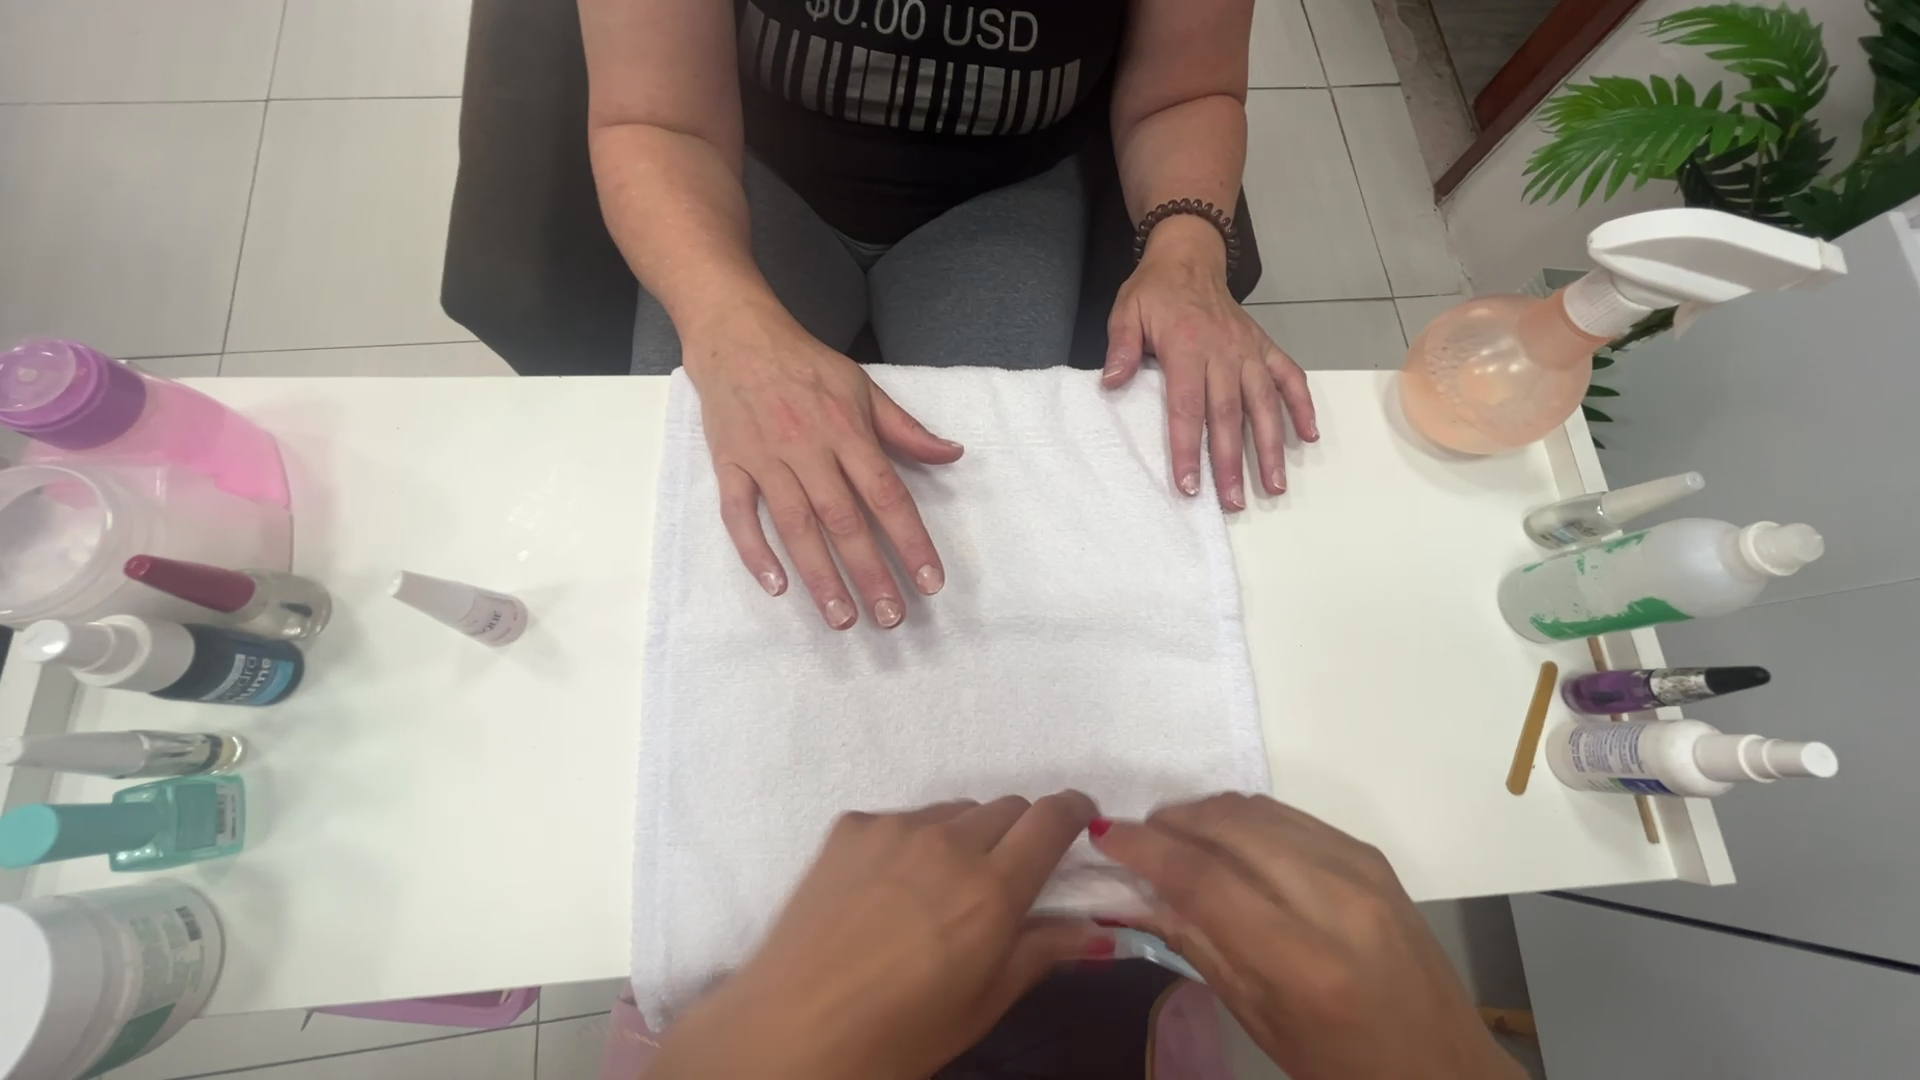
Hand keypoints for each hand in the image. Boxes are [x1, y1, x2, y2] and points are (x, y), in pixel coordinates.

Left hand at [647, 793, 1106, 1079]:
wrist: (789, 1033)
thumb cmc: (898, 1037)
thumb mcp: (982, 1004)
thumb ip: (1042, 951)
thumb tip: (1099, 930)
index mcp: (990, 890)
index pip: (1050, 819)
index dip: (1074, 811)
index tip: (1081, 820)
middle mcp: (948, 843)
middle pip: (1007, 807)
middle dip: (1019, 833)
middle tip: (1002, 879)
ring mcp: (895, 827)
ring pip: (955, 811)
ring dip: (964, 837)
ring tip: (936, 890)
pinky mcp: (853, 824)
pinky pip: (903, 819)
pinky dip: (911, 842)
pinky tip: (885, 890)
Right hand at [683, 303, 962, 629]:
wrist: (736, 333)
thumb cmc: (806, 364)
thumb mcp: (864, 388)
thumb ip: (906, 429)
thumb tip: (954, 454)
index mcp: (847, 430)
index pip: (886, 494)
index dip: (910, 540)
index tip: (929, 581)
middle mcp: (808, 448)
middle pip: (844, 520)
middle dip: (870, 573)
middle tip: (890, 618)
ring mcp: (765, 458)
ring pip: (795, 526)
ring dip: (819, 576)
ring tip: (842, 619)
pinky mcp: (728, 464)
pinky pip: (738, 514)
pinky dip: (754, 551)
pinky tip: (776, 587)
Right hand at [1092, 794, 1523, 1079]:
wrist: (1449, 1072)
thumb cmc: (1343, 1066)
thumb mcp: (1258, 1019)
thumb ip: (1195, 942)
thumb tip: (1137, 889)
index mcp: (1306, 962)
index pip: (1205, 879)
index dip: (1147, 849)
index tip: (1107, 836)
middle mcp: (1336, 901)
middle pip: (1229, 825)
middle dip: (1171, 819)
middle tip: (1138, 833)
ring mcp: (1360, 869)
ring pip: (1257, 808)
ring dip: (1204, 810)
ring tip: (1175, 832)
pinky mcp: (1370, 853)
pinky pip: (1287, 814)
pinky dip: (1243, 815)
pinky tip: (1224, 835)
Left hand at [1104, 216, 1318, 509]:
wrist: (1189, 257)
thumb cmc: (1154, 292)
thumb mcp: (1127, 314)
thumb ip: (1120, 350)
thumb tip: (1110, 385)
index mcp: (1187, 348)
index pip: (1186, 409)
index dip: (1187, 450)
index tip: (1189, 486)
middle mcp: (1224, 352)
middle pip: (1228, 416)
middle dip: (1230, 463)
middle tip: (1233, 503)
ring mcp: (1249, 351)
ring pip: (1263, 405)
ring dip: (1269, 448)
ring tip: (1274, 486)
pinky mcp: (1265, 347)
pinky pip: (1290, 377)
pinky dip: (1302, 406)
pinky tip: (1308, 437)